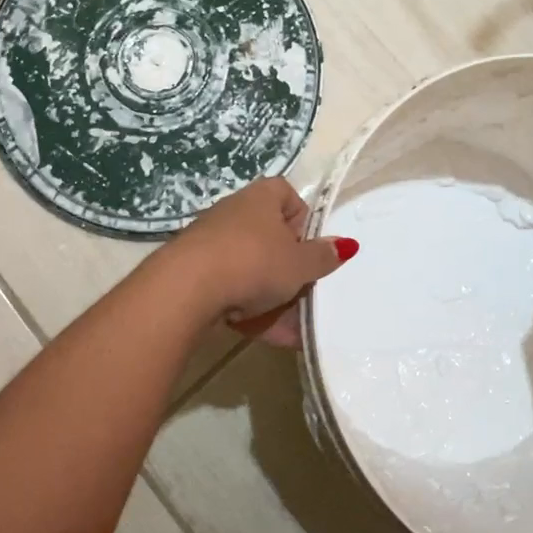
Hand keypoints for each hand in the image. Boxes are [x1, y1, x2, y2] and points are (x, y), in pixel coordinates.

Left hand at [163, 177, 356, 346]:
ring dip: (276, 299)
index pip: (287, 195)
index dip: (303, 219)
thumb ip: (323, 256)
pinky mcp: (197, 275)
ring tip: (297, 328)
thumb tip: (345, 245)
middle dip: (291, 269)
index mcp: (261, 198)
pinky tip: (272, 337)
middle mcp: (235, 213)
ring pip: (253, 271)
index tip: (311, 246)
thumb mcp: (299, 263)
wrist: (188, 289)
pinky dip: (252, 312)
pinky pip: (234, 292)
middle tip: (308, 292)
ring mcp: (213, 244)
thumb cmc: (254, 262)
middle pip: (271, 238)